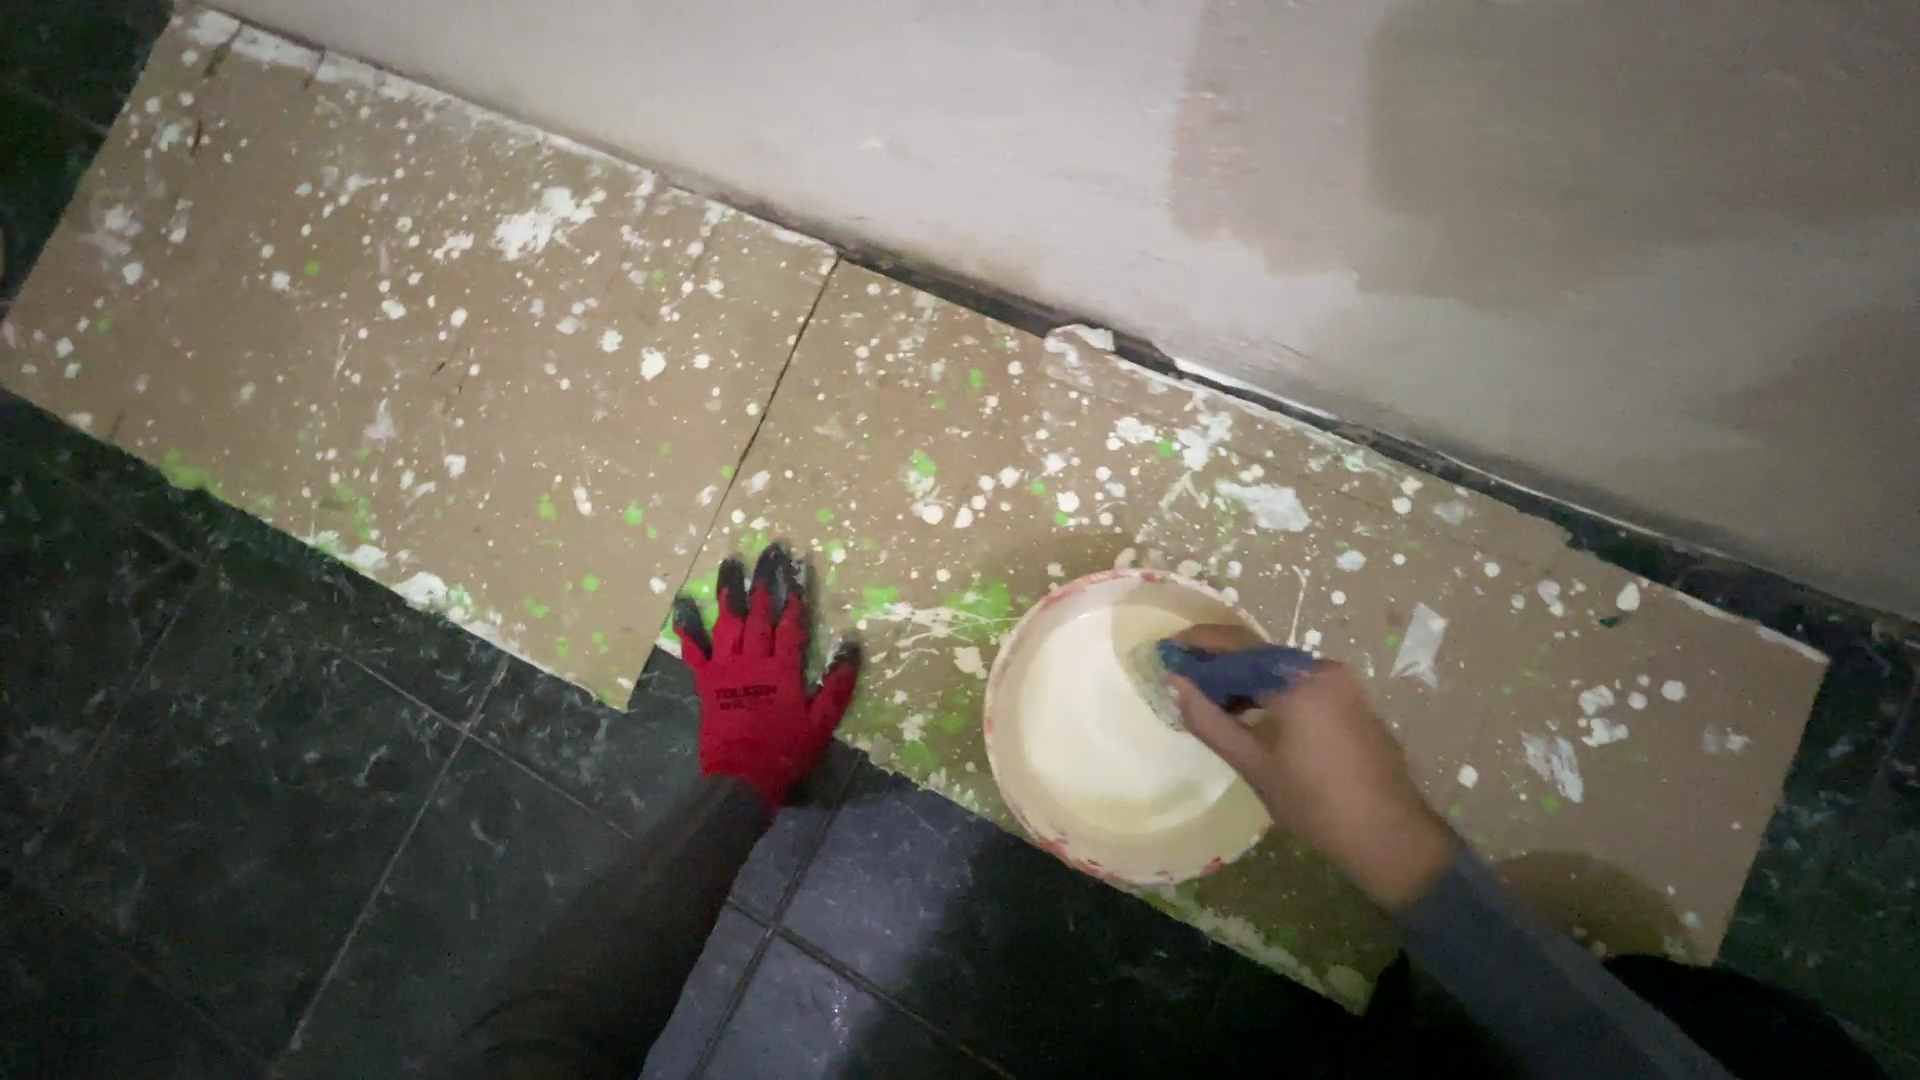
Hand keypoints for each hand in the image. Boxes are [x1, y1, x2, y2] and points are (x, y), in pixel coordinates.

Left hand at [673, 543, 860, 816]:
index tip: (797, 564)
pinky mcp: (706, 682)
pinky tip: (683, 602)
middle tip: (768, 551)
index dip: (795, 591)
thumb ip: (838, 685)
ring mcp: (726, 669)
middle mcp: (753, 661)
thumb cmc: (785, 751)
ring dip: (728, 590)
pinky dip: (688, 626)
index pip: (792, 622)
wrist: (740, 779)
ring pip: (727, 621)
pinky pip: (694, 649)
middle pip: (759, 613)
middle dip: (764, 580)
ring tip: (731, 561)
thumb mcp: (822, 723)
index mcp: (783, 670)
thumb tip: (852, 644)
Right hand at [1170, 625, 1452, 909]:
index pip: (1236, 645)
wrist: (1390, 836)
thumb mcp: (1250, 762)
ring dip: (1244, 679)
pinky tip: (1250, 714)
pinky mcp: (1351, 700)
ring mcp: (1342, 683)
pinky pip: (1299, 682)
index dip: (1197, 644)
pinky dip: (1270, 690)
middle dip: (1218, 663)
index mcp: (1297, 679)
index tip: (1167, 650)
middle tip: (1183, 677)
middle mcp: (1322, 669)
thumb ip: (1206, 718)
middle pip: (1258, 653)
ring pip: (1278, 668)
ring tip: (1210, 701)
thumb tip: (1174, 682)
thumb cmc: (1313, 802)